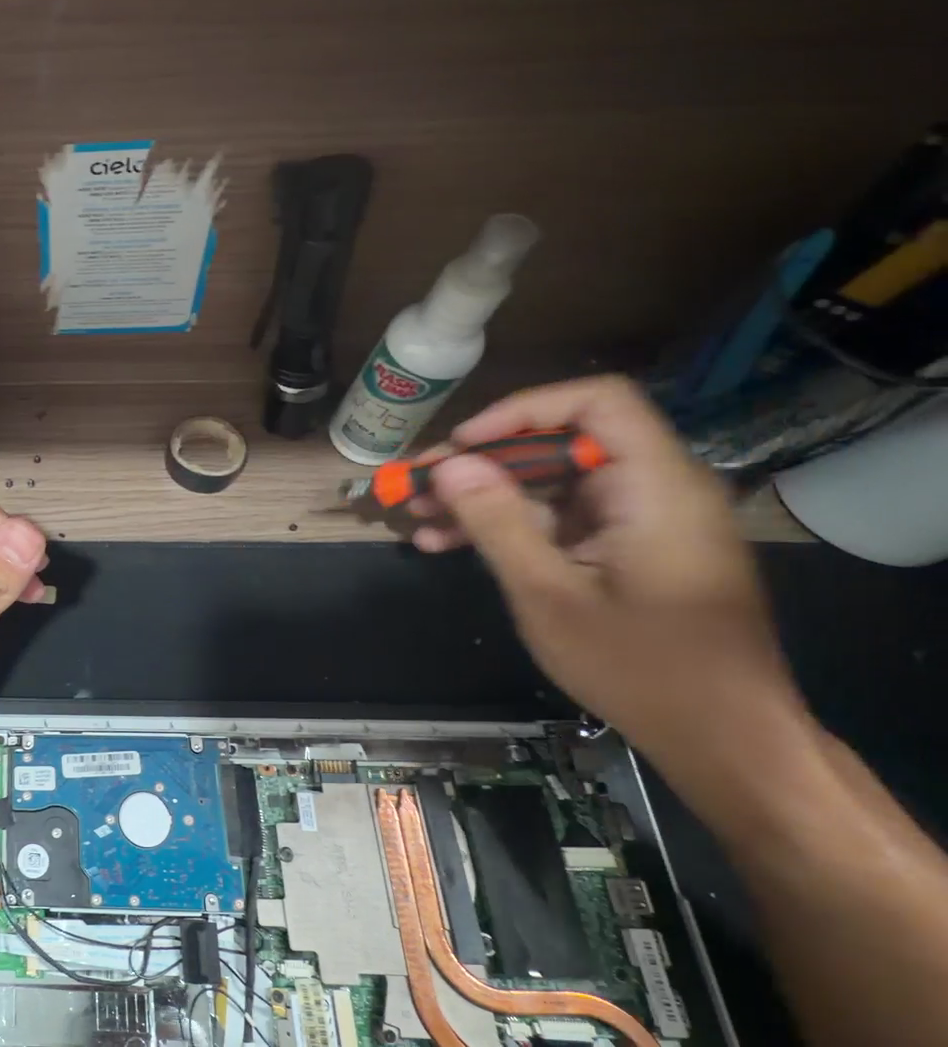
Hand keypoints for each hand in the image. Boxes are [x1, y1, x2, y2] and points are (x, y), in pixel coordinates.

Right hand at [409, 376, 802, 755]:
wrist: (724, 738)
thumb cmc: (641, 667)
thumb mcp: (550, 595)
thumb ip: (498, 522)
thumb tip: (449, 465)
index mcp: (655, 487)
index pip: (596, 403)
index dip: (521, 412)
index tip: (462, 445)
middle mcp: (655, 490)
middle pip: (562, 444)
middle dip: (483, 462)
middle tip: (418, 484)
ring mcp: (642, 522)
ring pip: (552, 485)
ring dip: (484, 498)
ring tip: (418, 518)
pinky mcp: (630, 551)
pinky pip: (562, 520)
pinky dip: (510, 528)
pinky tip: (448, 546)